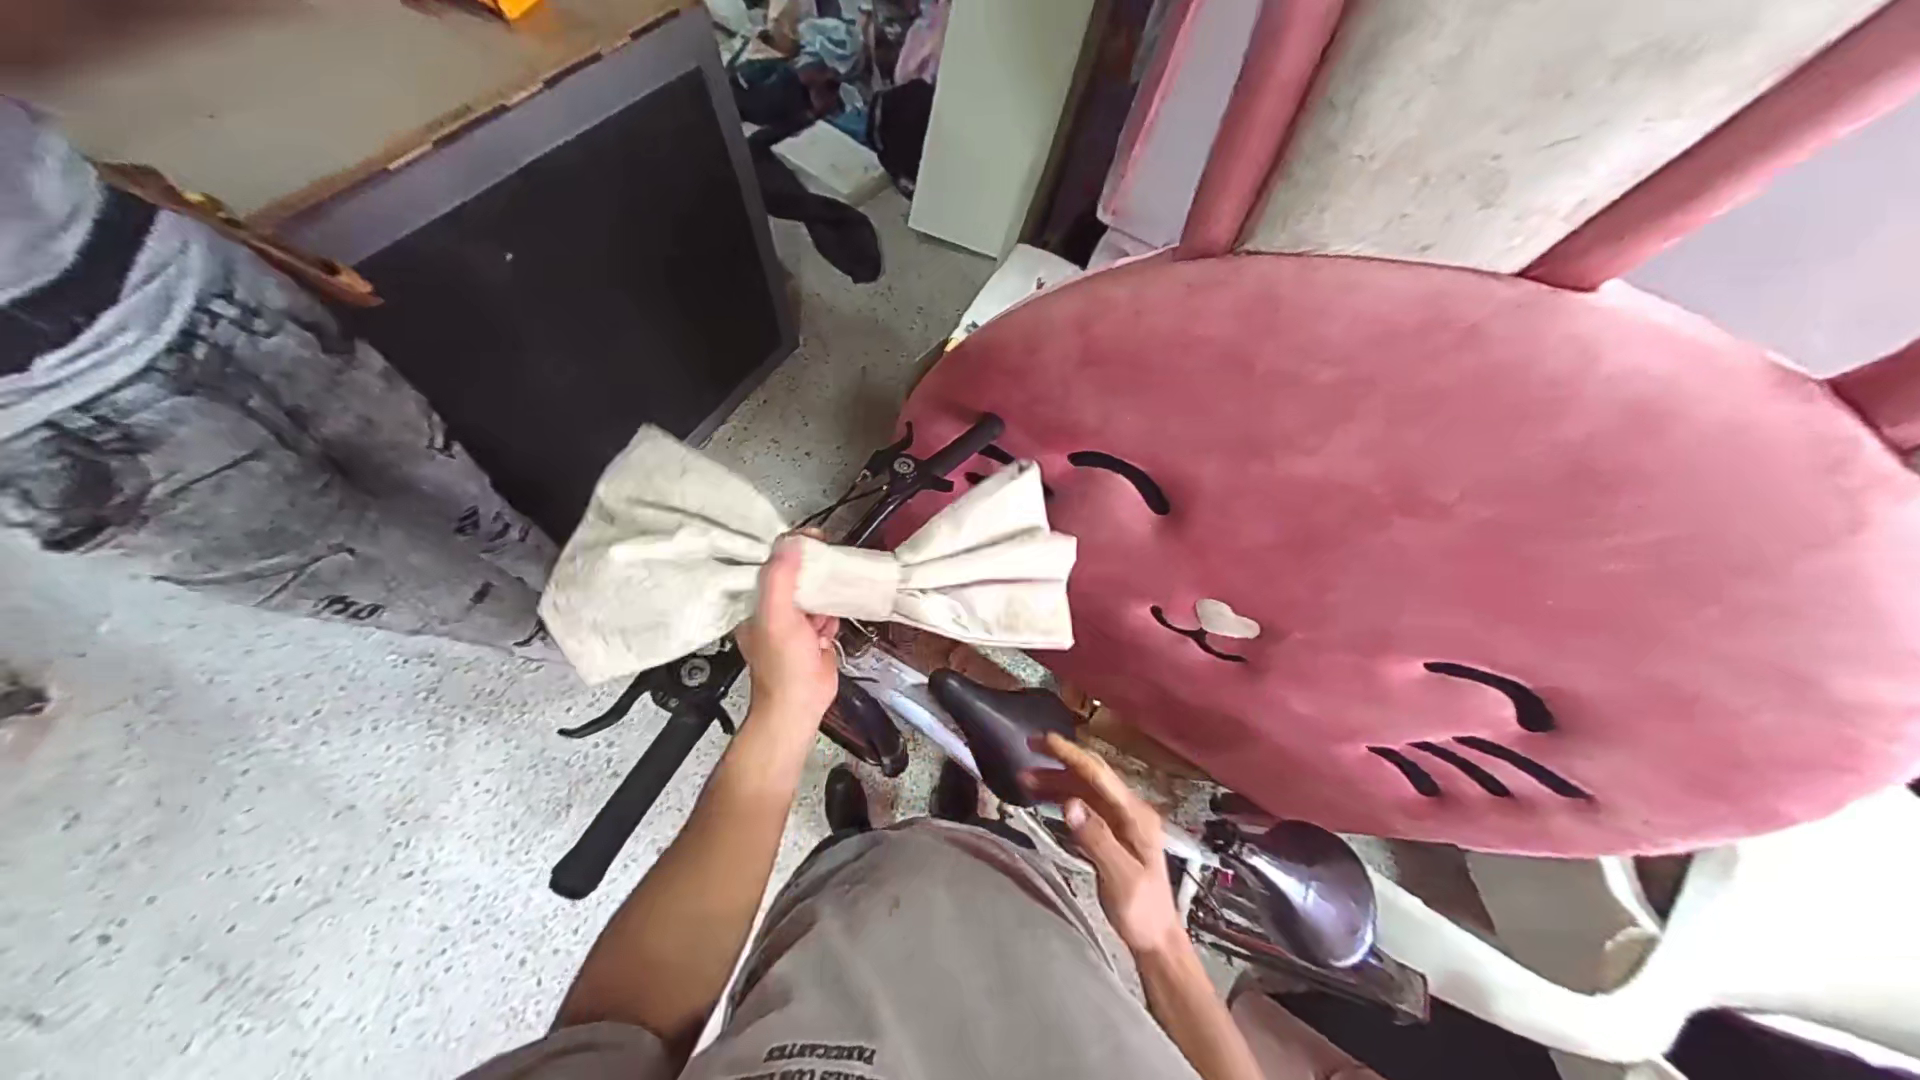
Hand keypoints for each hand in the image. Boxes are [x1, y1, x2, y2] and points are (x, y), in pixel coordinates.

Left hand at [737, 535, 839, 725]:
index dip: (789, 549)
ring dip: (825, 595)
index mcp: (755, 604)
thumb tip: (789, 543)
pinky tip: (830, 626)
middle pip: (796, 577)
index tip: (811, 539)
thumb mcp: (777, 616)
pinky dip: (833, 615)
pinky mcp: (814, 635)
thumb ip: (780, 578)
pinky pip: (827, 612)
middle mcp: (773, 611)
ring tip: (829, 601)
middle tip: (829, 559)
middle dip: (813, 570)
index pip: (771, 565)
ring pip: (814, 594)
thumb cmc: (783, 668)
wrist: (801, 704)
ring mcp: (795, 624)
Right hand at [1026, 733, 1186, 957]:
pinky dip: (1061, 798)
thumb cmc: (1142, 912)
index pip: (1098, 775)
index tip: (1045, 740)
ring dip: (1056, 780)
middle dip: (1060, 758)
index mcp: (1135, 815)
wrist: (1157, 941)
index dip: (1071, 754)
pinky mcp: (1110, 833)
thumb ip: (1096, 839)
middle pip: (1091, 775)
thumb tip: (1069, 805)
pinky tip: (1043, 800)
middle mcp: (1128, 811)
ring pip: (1083, 789)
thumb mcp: (1121, 878)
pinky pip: (1083, 806)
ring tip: (1024, 778)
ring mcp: (1119, 822)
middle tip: (1029, 746)